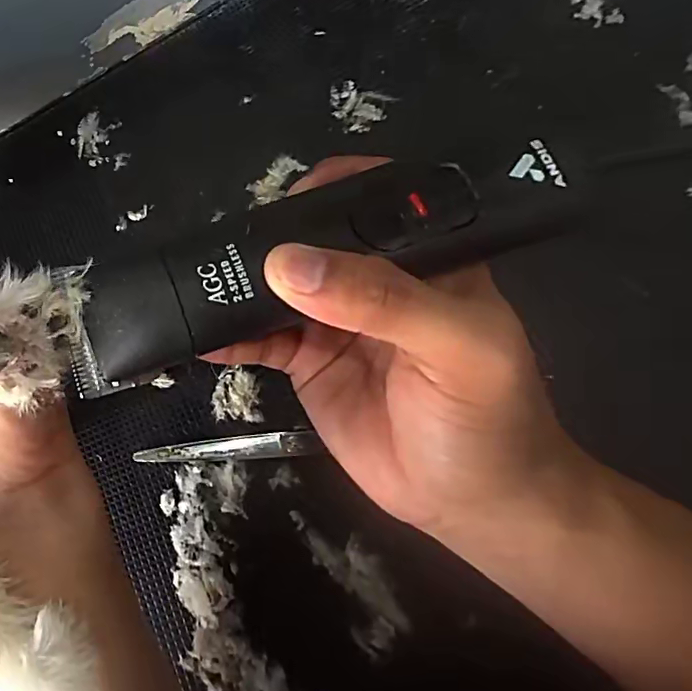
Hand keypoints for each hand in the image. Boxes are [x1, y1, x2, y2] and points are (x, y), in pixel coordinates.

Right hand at [207, 157, 591, 540]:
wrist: (471, 502)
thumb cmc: (488, 415)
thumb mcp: (454, 346)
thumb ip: (381, 299)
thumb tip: (289, 265)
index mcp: (423, 257)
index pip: (373, 199)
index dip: (330, 188)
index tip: (284, 202)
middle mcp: (375, 280)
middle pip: (314, 239)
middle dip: (271, 236)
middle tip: (226, 245)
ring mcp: (336, 321)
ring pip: (280, 287)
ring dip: (243, 284)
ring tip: (203, 283)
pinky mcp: (309, 362)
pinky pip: (263, 339)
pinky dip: (232, 336)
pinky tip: (207, 338)